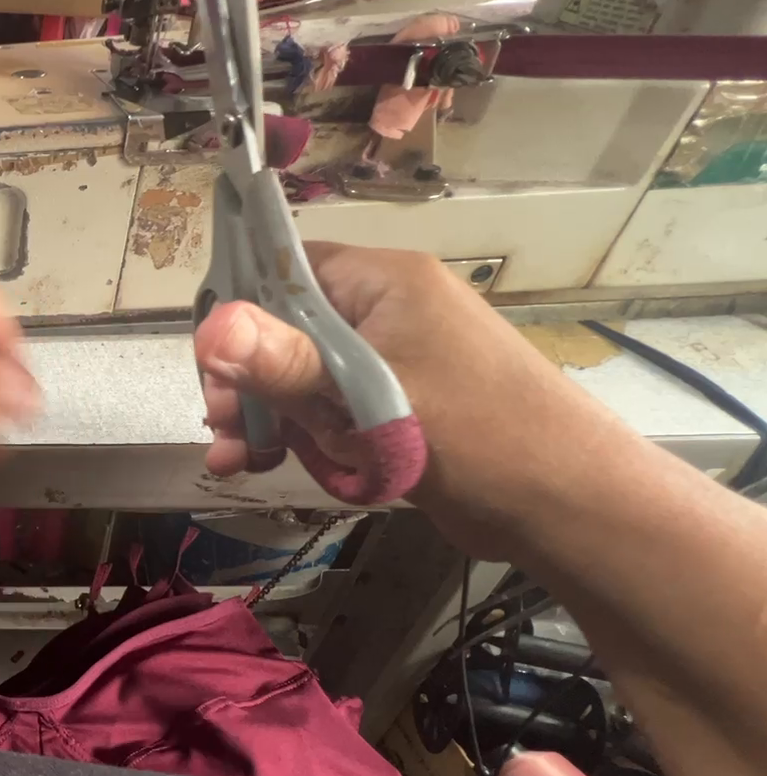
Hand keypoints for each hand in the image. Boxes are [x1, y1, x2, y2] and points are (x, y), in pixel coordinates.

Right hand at [194, 243, 637, 551]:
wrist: (565, 508)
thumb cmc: (475, 436)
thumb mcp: (368, 396)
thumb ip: (286, 361)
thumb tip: (210, 327)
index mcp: (381, 282)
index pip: (280, 268)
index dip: (234, 312)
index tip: (212, 368)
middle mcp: (376, 309)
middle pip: (274, 330)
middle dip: (240, 381)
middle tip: (222, 427)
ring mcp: (377, 357)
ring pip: (286, 374)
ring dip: (254, 416)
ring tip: (234, 460)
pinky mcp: (379, 400)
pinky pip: (310, 405)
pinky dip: (283, 433)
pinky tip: (259, 463)